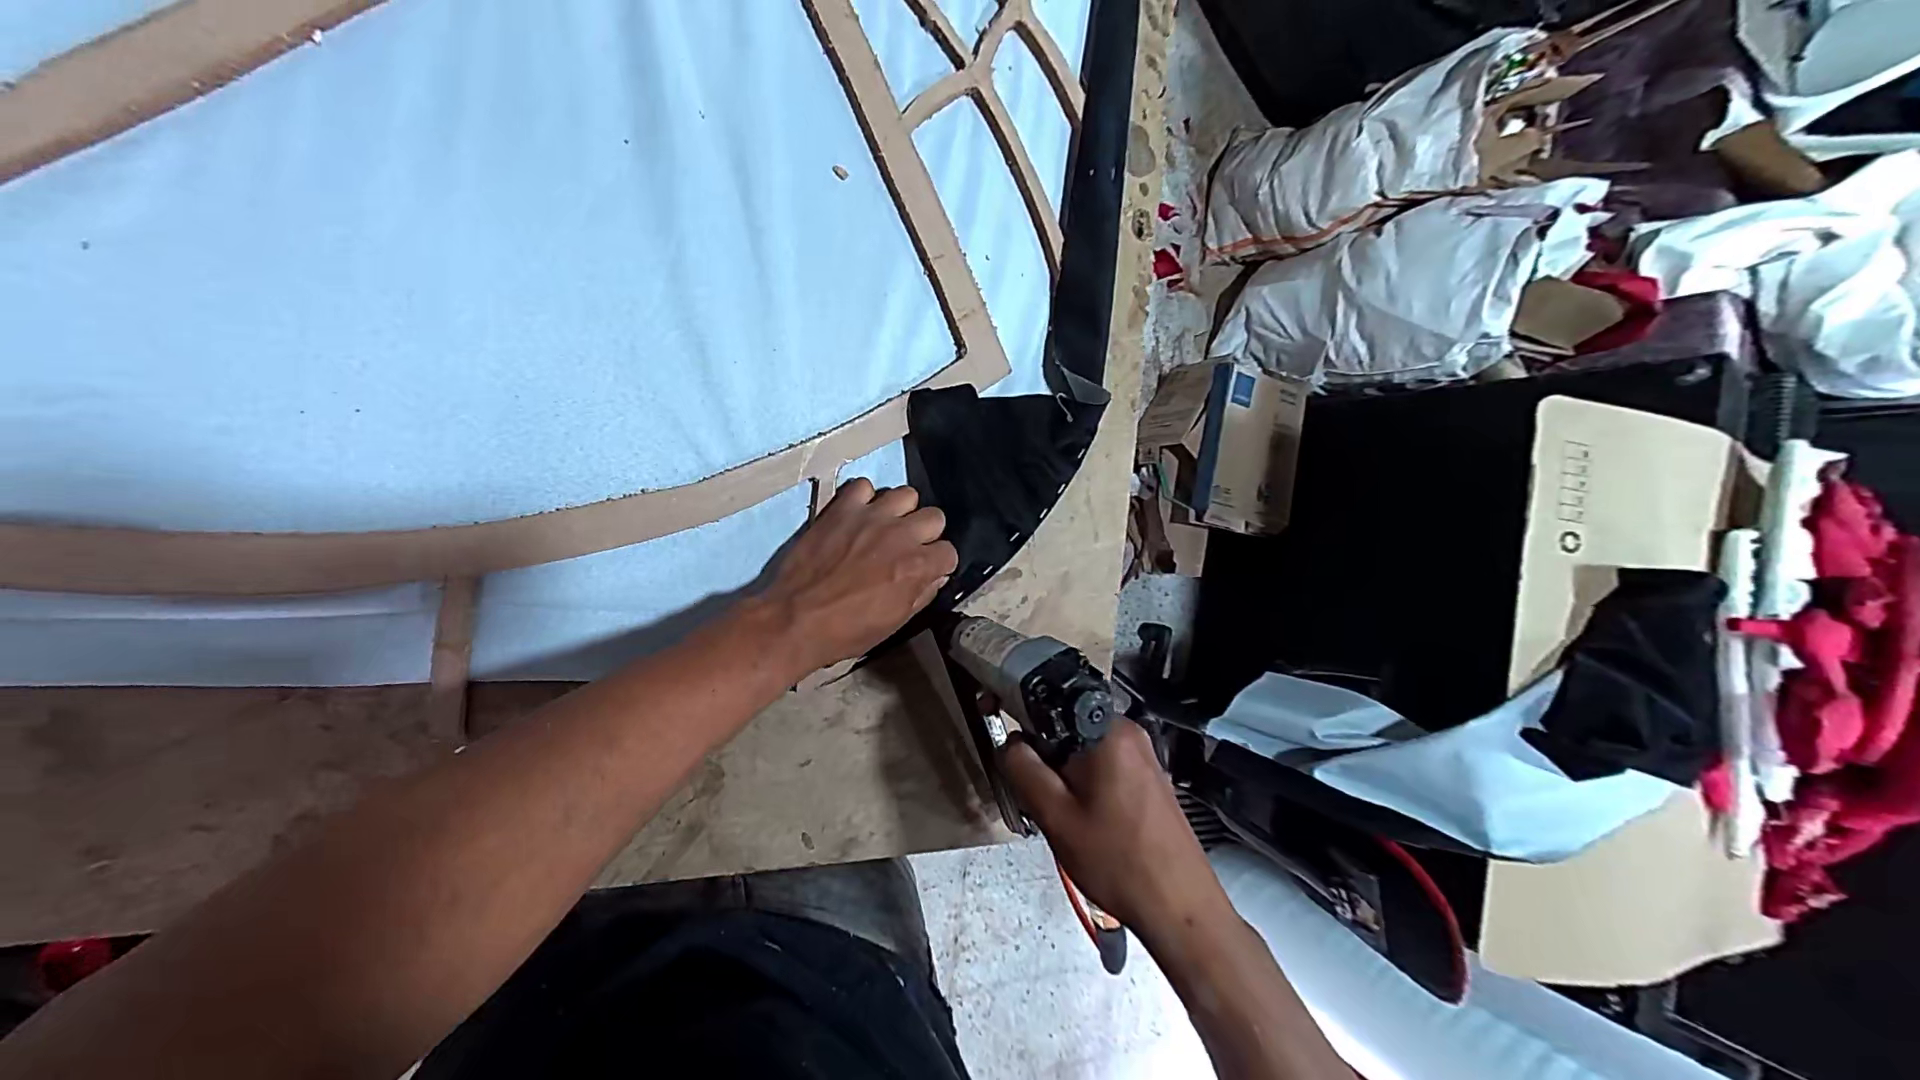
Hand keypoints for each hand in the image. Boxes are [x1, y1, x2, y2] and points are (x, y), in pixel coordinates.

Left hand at [758, 478, 957, 673]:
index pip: (949, 552)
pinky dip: (864, 498)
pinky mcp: (842, 508)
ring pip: (906, 494)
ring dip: (900, 511)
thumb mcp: (895, 623)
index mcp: (918, 567)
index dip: (939, 563)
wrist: (796, 619)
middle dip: (926, 533)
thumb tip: (935, 577)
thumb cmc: (846, 630)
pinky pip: (864, 486)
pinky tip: (858, 515)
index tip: (927, 569)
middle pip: (934, 516)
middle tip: (907, 547)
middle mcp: (901, 535)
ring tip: (885, 527)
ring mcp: (871, 517)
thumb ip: (922, 594)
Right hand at [1000, 718, 1230, 934]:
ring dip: (1062, 774)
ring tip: (1061, 816)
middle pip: (1066, 726)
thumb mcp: (1055, 816)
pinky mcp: (1149, 778)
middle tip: (1034, 795)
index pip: (1050, 701)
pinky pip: (1102, 766)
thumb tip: (1009, 742)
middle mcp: (1129, 733)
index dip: (1018, 712)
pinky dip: (1083, 785)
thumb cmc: (1118, 862)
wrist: (1181, 909)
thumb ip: (1023, 768)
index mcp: (1108, 730)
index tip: (998, 730)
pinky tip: (1085, 822)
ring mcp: (1143, 756)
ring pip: (1082, 749)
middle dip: (1043, 755)